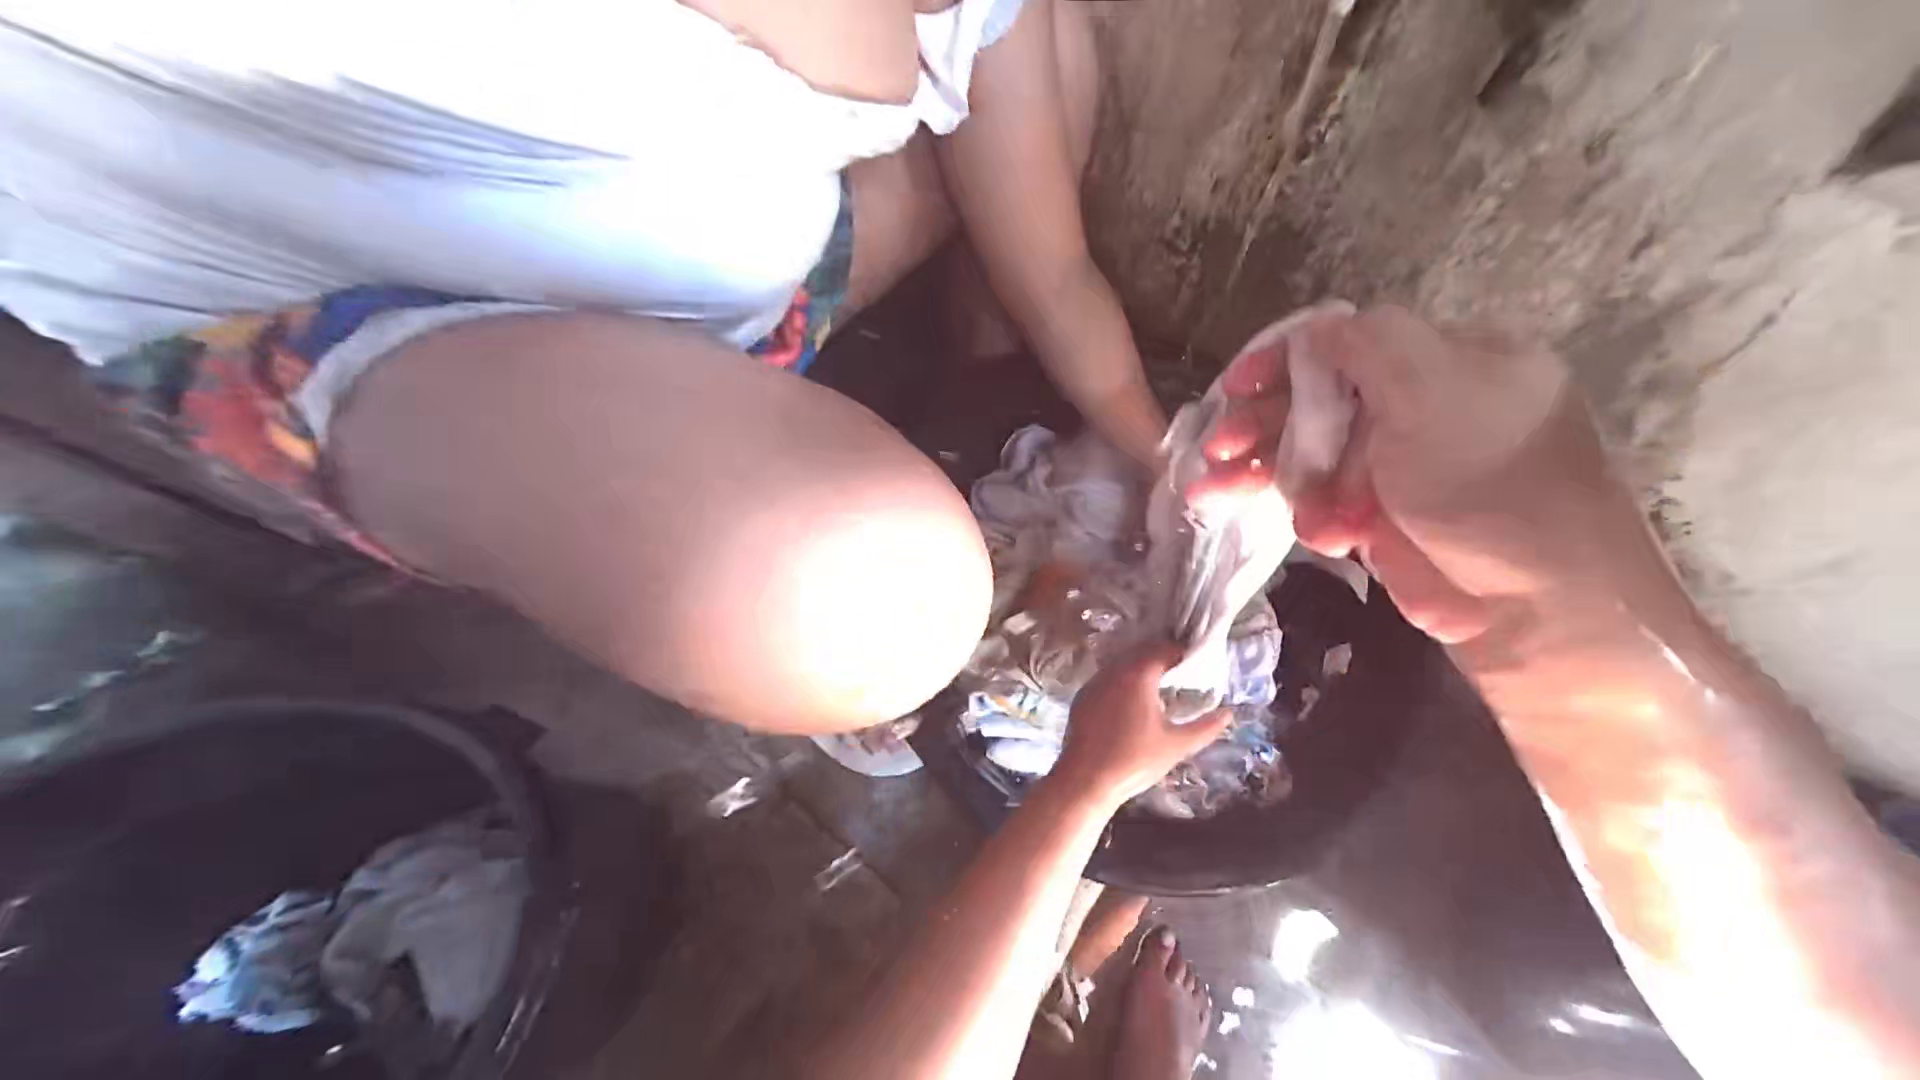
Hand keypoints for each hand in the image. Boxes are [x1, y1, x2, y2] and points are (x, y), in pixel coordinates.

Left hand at [1051, 642, 1232, 806]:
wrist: (1085, 779)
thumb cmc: (1134, 760)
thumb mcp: (1177, 745)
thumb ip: (1206, 727)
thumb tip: (1228, 714)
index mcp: (1137, 675)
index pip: (1162, 649)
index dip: (1181, 652)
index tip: (1195, 662)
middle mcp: (1113, 671)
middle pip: (1140, 652)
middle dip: (1161, 657)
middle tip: (1180, 671)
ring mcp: (1094, 683)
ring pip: (1121, 664)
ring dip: (1140, 668)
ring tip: (1159, 684)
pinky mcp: (1082, 697)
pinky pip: (1106, 679)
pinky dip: (1122, 681)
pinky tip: (1131, 700)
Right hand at [1203, 305, 1655, 646]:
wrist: (1528, 600)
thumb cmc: (1486, 483)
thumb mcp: (1437, 393)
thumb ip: (1372, 346)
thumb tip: (1315, 329)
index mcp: (1443, 362)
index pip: (1345, 343)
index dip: (1282, 360)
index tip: (1235, 386)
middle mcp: (1413, 408)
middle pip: (1313, 401)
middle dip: (1260, 424)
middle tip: (1218, 450)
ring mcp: (1391, 465)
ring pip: (1306, 454)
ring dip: (1262, 473)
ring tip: (1214, 492)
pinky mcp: (1373, 513)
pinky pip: (1316, 500)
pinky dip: (1302, 513)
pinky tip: (1310, 532)